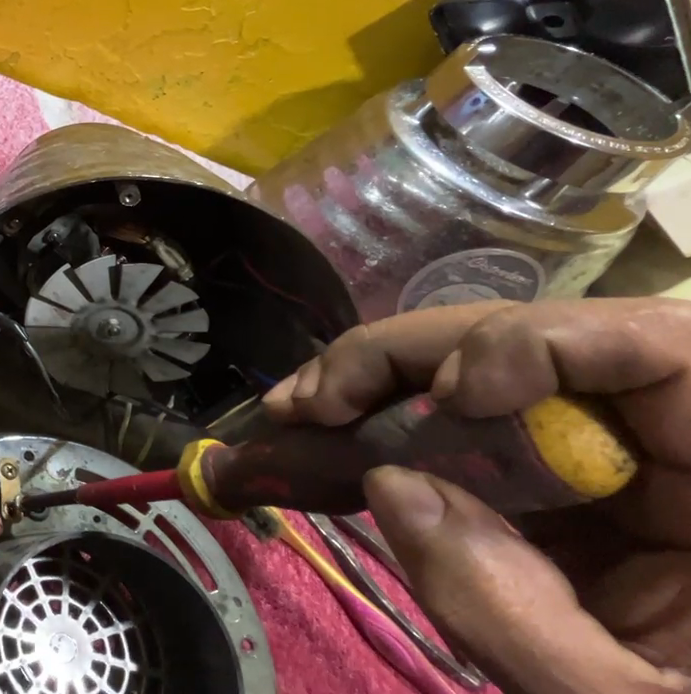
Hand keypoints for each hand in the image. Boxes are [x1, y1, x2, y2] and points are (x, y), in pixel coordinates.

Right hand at [264, 298, 690, 693]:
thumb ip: (514, 611)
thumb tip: (387, 482)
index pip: (657, 349)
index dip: (540, 342)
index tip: (450, 397)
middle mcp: (667, 454)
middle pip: (531, 343)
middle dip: (407, 356)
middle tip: (315, 401)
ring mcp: (605, 472)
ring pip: (478, 373)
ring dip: (374, 381)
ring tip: (299, 413)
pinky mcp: (553, 495)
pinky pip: (460, 430)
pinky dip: (379, 421)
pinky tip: (324, 433)